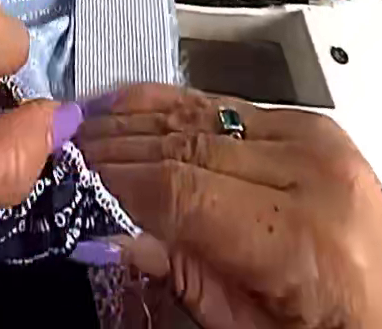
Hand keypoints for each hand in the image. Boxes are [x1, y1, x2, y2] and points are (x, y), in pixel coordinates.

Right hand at [78, 84, 381, 328]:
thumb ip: (187, 278)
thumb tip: (112, 232)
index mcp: (310, 238)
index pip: (186, 190)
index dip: (120, 181)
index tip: (72, 175)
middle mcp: (316, 170)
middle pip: (190, 142)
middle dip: (120, 143)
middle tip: (65, 143)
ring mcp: (317, 136)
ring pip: (202, 114)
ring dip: (138, 116)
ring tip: (86, 119)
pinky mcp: (312, 123)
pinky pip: (227, 105)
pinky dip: (175, 105)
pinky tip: (135, 102)